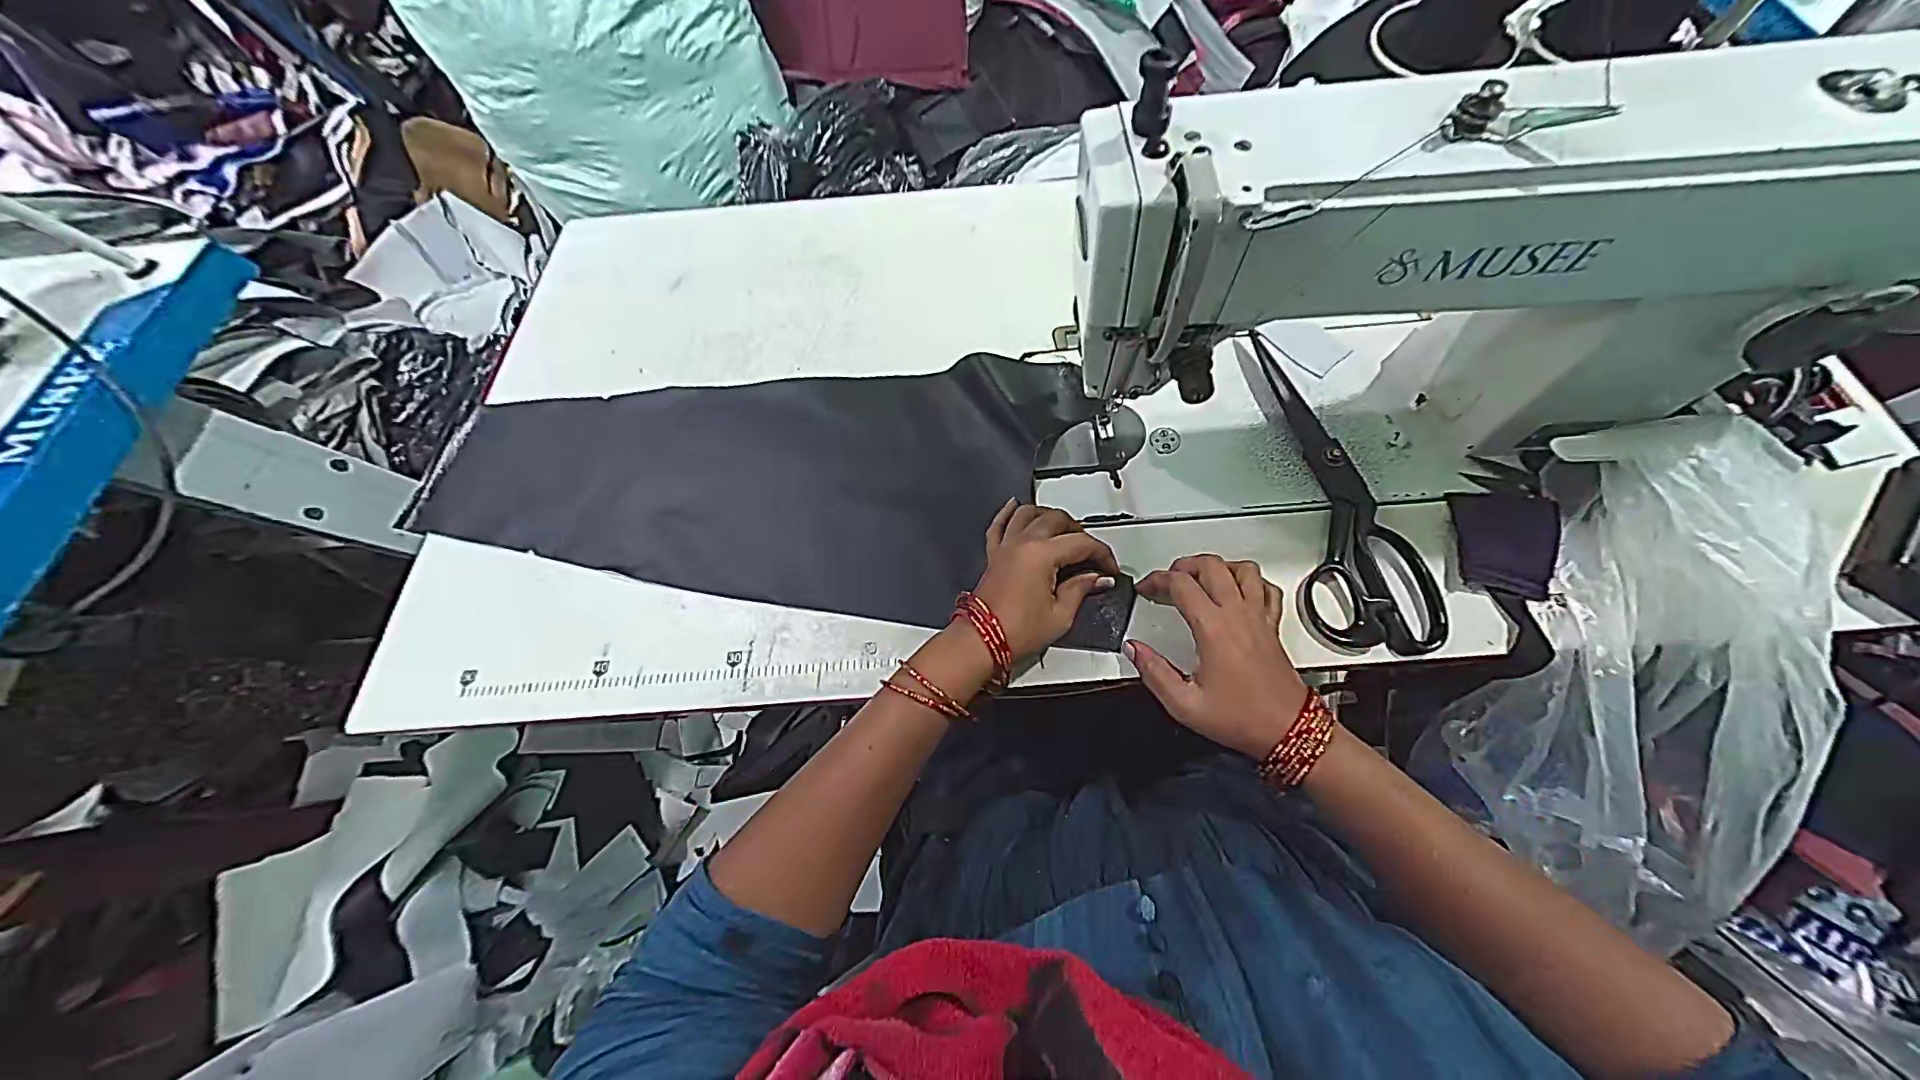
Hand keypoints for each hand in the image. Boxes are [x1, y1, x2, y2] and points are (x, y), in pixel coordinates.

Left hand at [971, 501, 1119, 660]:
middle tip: (1091, 552)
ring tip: (1064, 527)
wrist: (981, 642)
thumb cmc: (1013, 631)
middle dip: (1080, 532)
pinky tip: (1014, 505)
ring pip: (1029, 514)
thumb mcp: (1060, 615)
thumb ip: (1080, 590)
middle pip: (1057, 520)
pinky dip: (1008, 513)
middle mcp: (1022, 544)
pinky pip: (999, 525)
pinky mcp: (994, 556)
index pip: (1081, 542)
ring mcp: (1005, 547)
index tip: (1108, 568)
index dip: (1101, 554)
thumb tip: (1095, 579)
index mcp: (1041, 555)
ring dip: (1049, 516)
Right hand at [1127, 555, 1311, 759]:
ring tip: (1200, 577)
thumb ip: (1154, 673)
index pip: (1181, 584)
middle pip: (1211, 566)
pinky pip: (1266, 589)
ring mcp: (1259, 618)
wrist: (1288, 730)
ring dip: (1217, 566)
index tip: (1146, 589)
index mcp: (1214, 630)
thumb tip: (1134, 649)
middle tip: (1168, 579)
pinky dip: (1250, 581)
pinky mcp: (1272, 626)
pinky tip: (1238, 590)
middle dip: (1183, 565)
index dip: (1157, 579)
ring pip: (1242, 569)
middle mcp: (1239, 617)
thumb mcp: (1185, 704)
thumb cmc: (1244, 719)